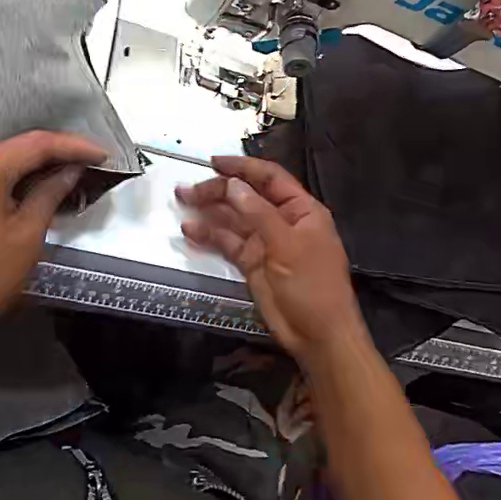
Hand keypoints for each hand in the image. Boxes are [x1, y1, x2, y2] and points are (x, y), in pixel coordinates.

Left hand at [0, 130, 109, 352]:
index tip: (101, 154)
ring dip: (32, 165)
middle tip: (88, 163)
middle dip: (54, 154)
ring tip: (67, 174)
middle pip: (16, 147)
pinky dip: (9, 176)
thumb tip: (70, 171)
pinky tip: (32, 186)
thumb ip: (51, 193)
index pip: (37, 144)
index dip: (74, 146)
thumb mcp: (28, 236)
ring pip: (0, 158)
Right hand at [176, 155, 364, 363]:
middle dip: (217, 190)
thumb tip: (233, 185)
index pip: (269, 178)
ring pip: (232, 218)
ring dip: (208, 210)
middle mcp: (281, 221)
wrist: (318, 337)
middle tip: (188, 190)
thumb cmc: (313, 286)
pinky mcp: (251, 262)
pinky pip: (227, 243)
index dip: (242, 167)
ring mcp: (265, 242)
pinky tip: (190, 231)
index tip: (214, 162)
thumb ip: (258, 213)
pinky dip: (209, 236)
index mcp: (301, 210)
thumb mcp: (288, 245)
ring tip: (182, 202)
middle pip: (245, 196)